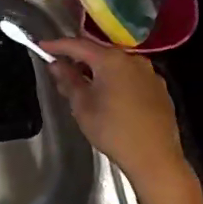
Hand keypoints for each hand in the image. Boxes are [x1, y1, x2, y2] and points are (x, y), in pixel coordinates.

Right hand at [42, 36, 188, 190]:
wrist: (155, 158)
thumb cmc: (114, 131)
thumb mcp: (83, 107)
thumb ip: (68, 81)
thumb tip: (57, 65)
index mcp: (112, 60)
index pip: (78, 45)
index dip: (58, 45)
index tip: (43, 46)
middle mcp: (133, 59)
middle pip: (100, 52)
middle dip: (79, 59)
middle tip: (62, 71)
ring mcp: (150, 73)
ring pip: (117, 65)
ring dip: (99, 71)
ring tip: (85, 86)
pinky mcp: (159, 88)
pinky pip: (132, 76)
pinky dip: (117, 80)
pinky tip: (111, 97)